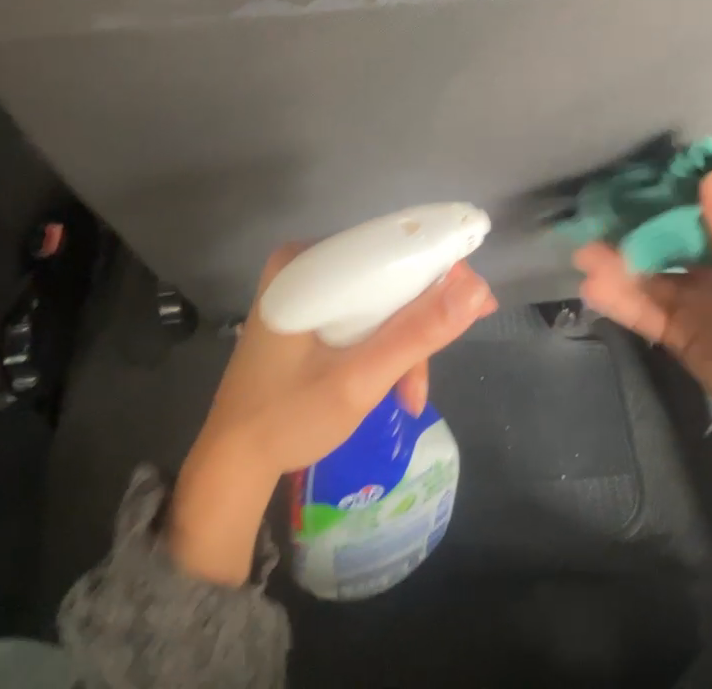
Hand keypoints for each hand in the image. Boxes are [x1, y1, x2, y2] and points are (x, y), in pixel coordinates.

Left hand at [168, 247, 495, 584]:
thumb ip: (416, 334)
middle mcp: (303, 265)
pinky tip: (394, 389)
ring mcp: (303, 292)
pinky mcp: (306, 318)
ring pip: (377, 303)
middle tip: (442, 363)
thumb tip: (477, 289)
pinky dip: (381, 351)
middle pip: (386, 279)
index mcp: (306, 263)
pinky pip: (360, 320)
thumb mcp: (359, 379)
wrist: (232, 461)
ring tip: (411, 397)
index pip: (389, 249)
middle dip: (419, 324)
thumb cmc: (289, 417)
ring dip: (402, 347)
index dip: (439, 275)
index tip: (479, 305)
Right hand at [575, 170, 711, 424]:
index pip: (695, 219)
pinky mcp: (674, 333)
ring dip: (617, 268)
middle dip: (630, 237)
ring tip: (582, 255)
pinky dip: (620, 300)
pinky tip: (592, 288)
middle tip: (593, 222)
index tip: (631, 186)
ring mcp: (690, 304)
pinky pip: (643, 311)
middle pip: (663, 249)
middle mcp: (711, 273)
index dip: (664, 204)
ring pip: (647, 280)